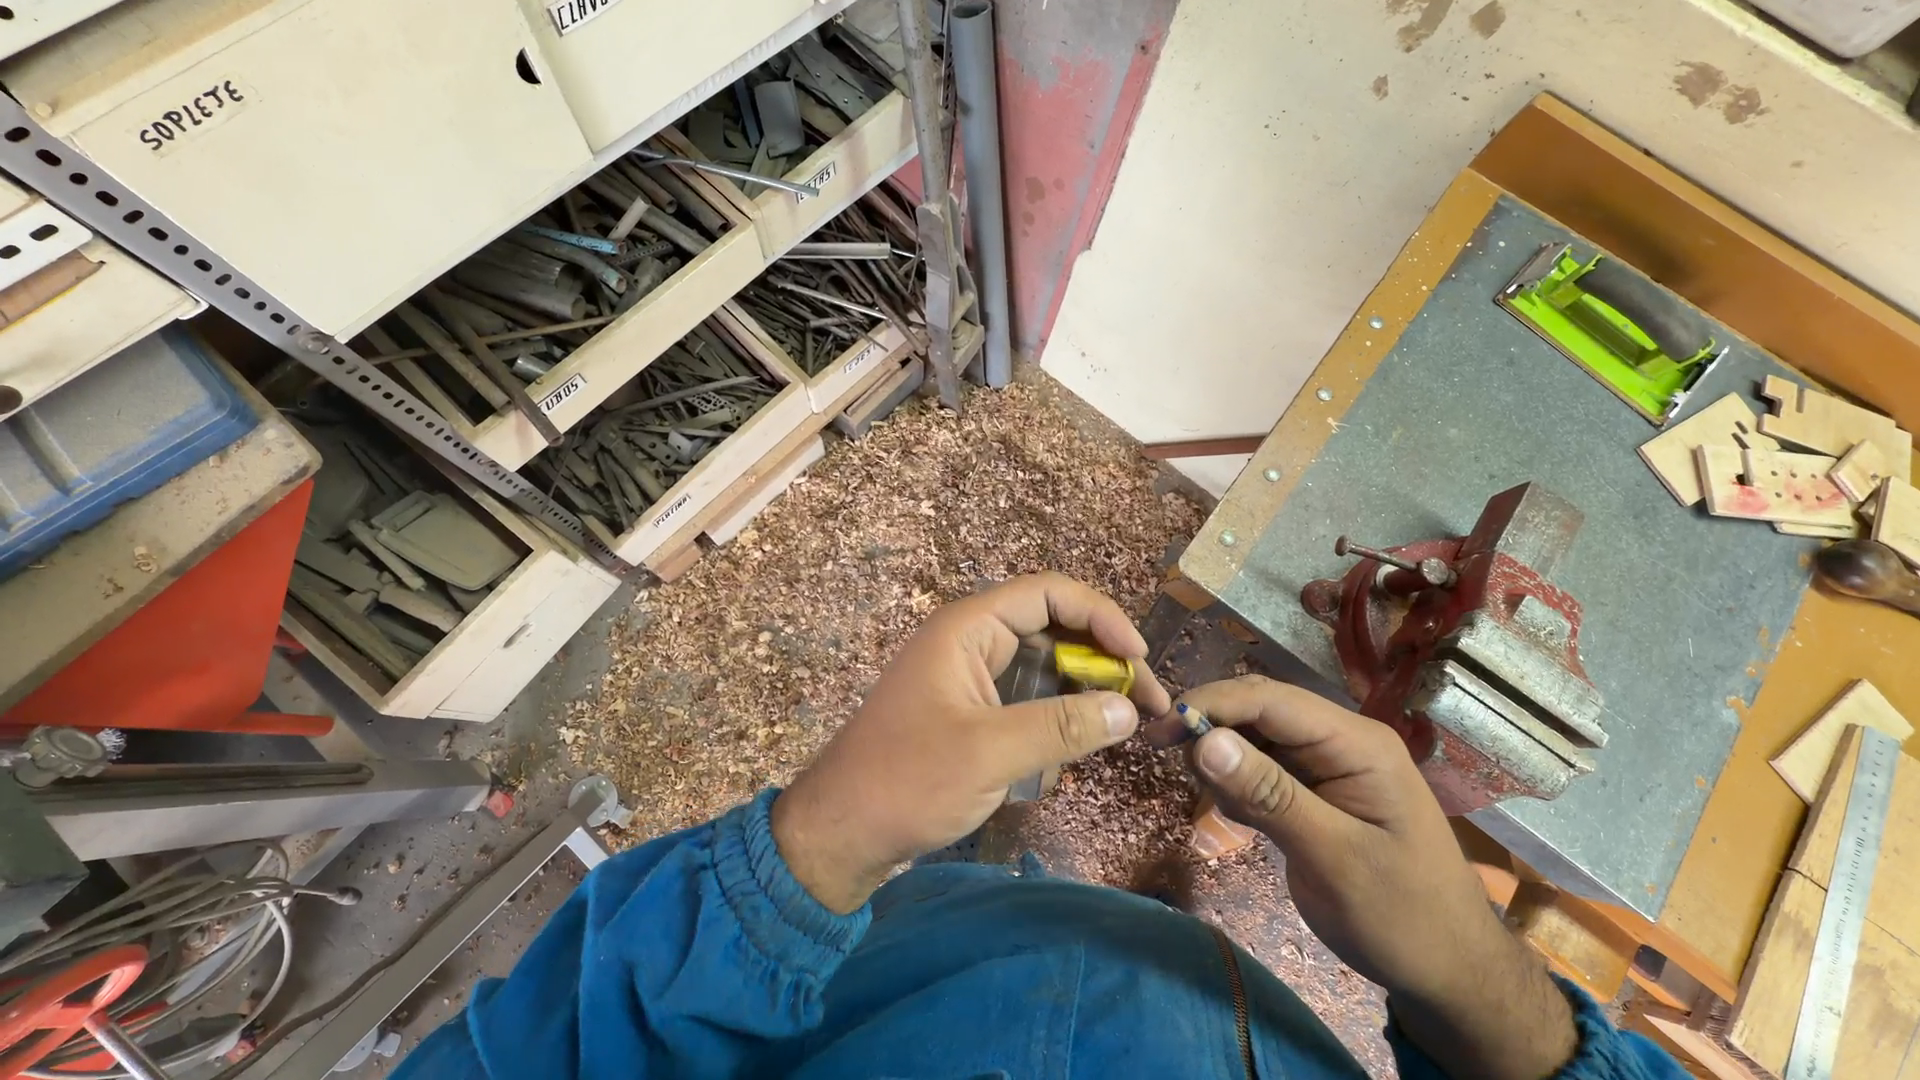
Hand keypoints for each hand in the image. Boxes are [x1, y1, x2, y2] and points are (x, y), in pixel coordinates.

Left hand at [772, 573, 1170, 912]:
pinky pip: (1026, 696)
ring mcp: (969, 676)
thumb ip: (1062, 727)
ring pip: (1043, 664)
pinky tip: (1084, 738)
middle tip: (1148, 699)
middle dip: (1102, 656)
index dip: (1100, 616)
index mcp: (967, 629)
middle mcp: (970, 641)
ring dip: (1085, 686)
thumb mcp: (990, 752)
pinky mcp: (970, 710)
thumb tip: (1129, 708)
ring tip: (1128, 721)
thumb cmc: (907, 781)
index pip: (1048, 593)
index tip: (1138, 657)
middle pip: (1052, 626)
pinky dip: (1058, 711)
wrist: (842, 830)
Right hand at [1150, 676, 1575, 1079]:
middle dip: (1210, 725)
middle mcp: (1340, 742)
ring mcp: (1328, 767)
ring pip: (1255, 739)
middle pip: (1258, 711)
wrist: (1452, 973)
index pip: (1270, 699)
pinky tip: (1230, 809)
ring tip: (1207, 798)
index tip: (1159, 729)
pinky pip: (1262, 769)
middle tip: (1166, 758)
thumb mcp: (1333, 857)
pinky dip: (1236, 782)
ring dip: (1221, 756)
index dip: (1211, 703)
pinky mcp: (1315, 792)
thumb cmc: (1403, 916)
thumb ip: (1269, 794)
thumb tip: (1204, 739)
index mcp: (1356, 742)